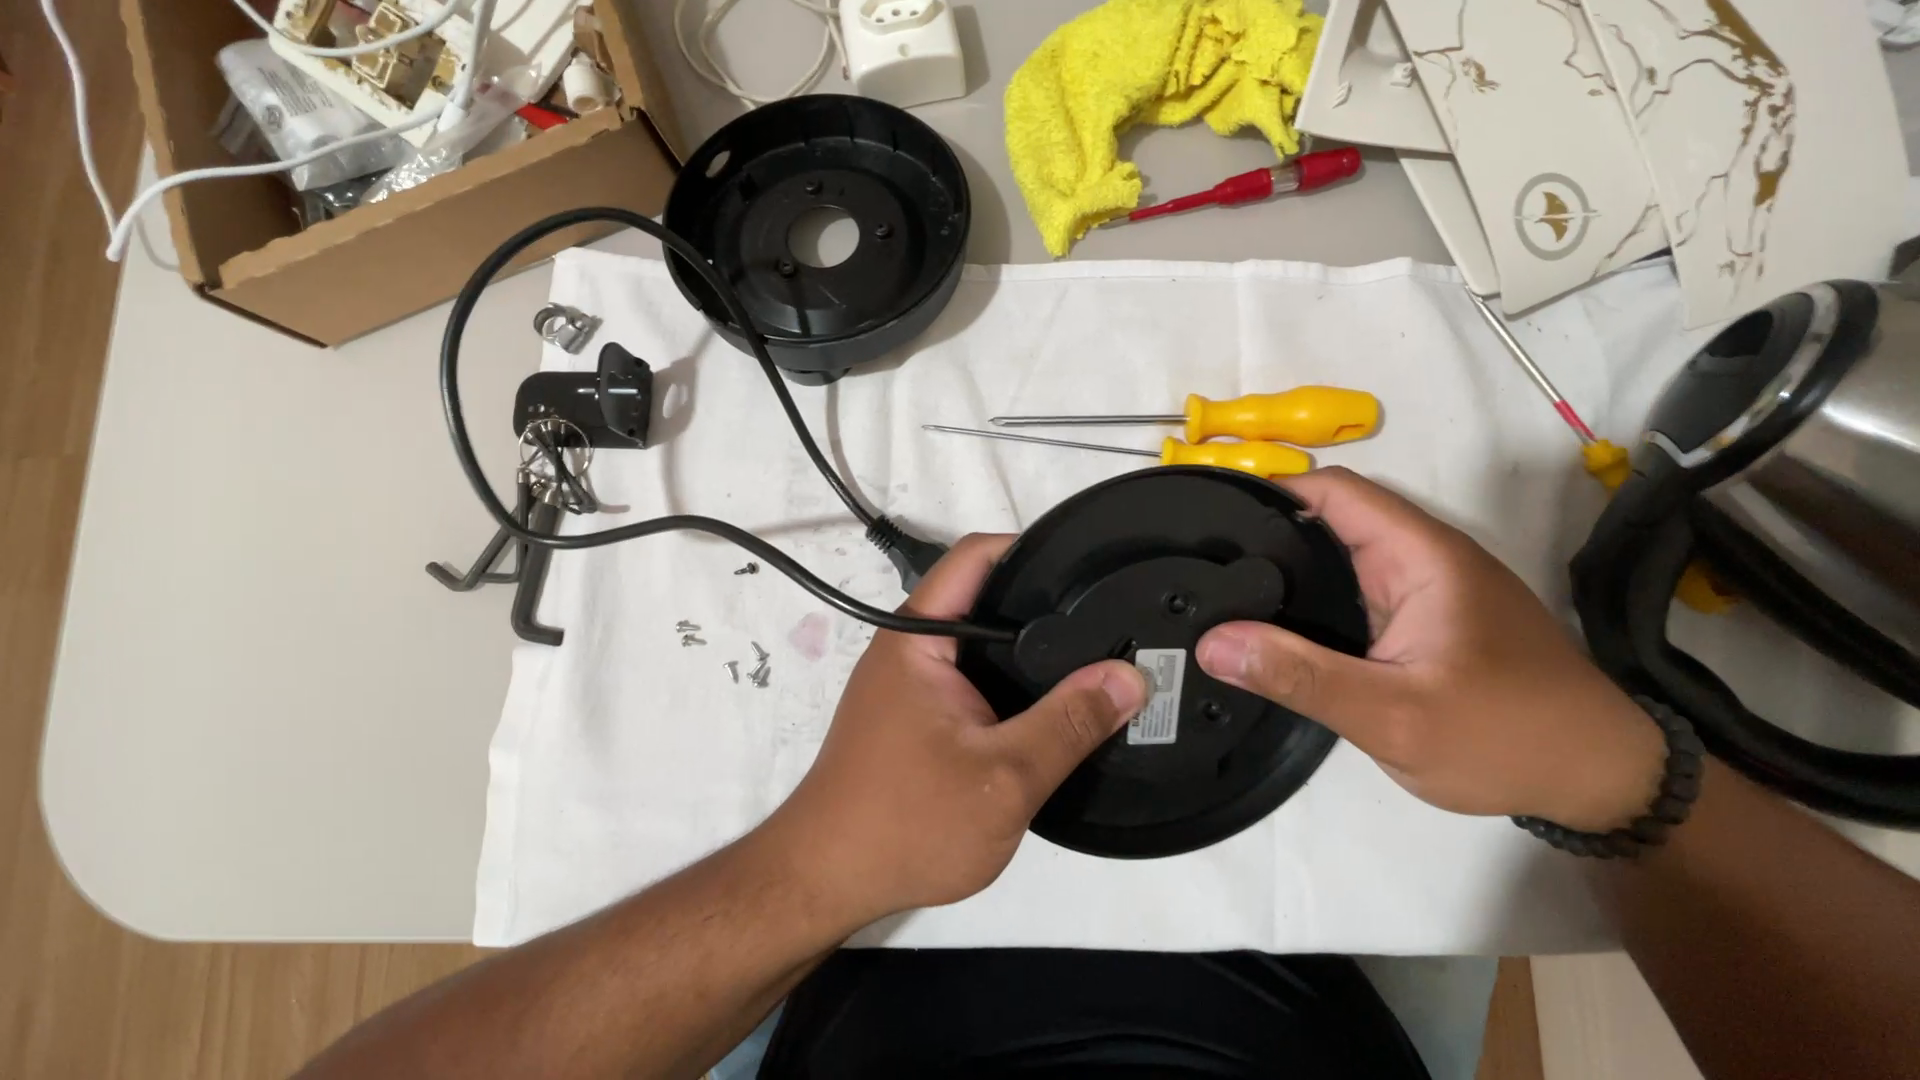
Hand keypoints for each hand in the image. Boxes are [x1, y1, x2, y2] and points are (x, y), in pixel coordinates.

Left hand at [766, 534, 1146, 925]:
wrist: (829, 882)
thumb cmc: (907, 824)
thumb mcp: (1004, 777)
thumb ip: (1070, 724)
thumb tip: (1131, 677)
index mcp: (916, 640)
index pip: (976, 558)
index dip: (1033, 546)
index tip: (1090, 564)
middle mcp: (908, 649)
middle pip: (983, 599)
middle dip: (1044, 604)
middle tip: (1110, 621)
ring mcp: (908, 684)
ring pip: (979, 645)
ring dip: (1029, 651)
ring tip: (1095, 659)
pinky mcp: (914, 716)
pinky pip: (972, 679)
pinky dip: (1010, 683)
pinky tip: (1052, 704)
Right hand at [1196, 468, 1665, 831]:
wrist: (1599, 782)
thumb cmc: (1506, 738)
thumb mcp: (1392, 715)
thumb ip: (1300, 676)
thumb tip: (1212, 642)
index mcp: (1422, 555)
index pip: (1334, 491)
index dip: (1270, 491)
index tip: (1208, 517)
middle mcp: (1423, 560)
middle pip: (1330, 521)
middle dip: (1264, 534)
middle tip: (1199, 566)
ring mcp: (1425, 592)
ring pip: (1339, 561)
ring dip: (1286, 572)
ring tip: (1218, 594)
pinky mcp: (1424, 623)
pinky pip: (1352, 595)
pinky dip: (1310, 603)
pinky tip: (1273, 631)